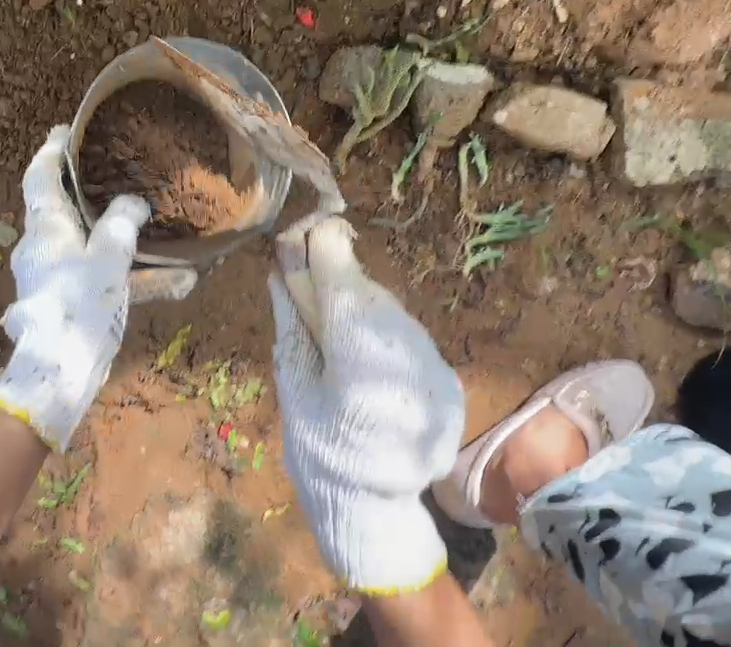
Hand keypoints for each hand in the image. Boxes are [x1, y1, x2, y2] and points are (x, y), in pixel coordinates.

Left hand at [0, 126, 148, 450]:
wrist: (58, 374)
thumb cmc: (79, 307)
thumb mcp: (107, 259)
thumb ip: (120, 225)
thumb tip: (131, 204)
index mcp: (45, 229)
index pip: (40, 177)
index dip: (51, 151)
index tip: (64, 131)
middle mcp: (41, 248)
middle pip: (58, 207)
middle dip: (80, 188)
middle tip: (108, 170)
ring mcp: (51, 277)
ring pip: (82, 242)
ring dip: (110, 231)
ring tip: (144, 219)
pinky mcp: (66, 302)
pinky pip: (97, 276)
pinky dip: (126, 273)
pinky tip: (175, 282)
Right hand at [269, 212, 464, 594]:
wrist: (370, 502)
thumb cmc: (317, 443)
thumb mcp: (292, 381)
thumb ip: (292, 320)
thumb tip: (280, 267)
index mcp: (356, 362)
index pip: (344, 283)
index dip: (326, 249)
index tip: (312, 228)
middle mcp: (405, 360)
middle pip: (368, 294)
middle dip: (340, 279)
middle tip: (313, 279)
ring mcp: (435, 372)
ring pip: (392, 313)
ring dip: (363, 306)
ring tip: (340, 330)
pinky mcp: (450, 382)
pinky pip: (411, 337)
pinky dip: (385, 333)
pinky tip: (368, 354)